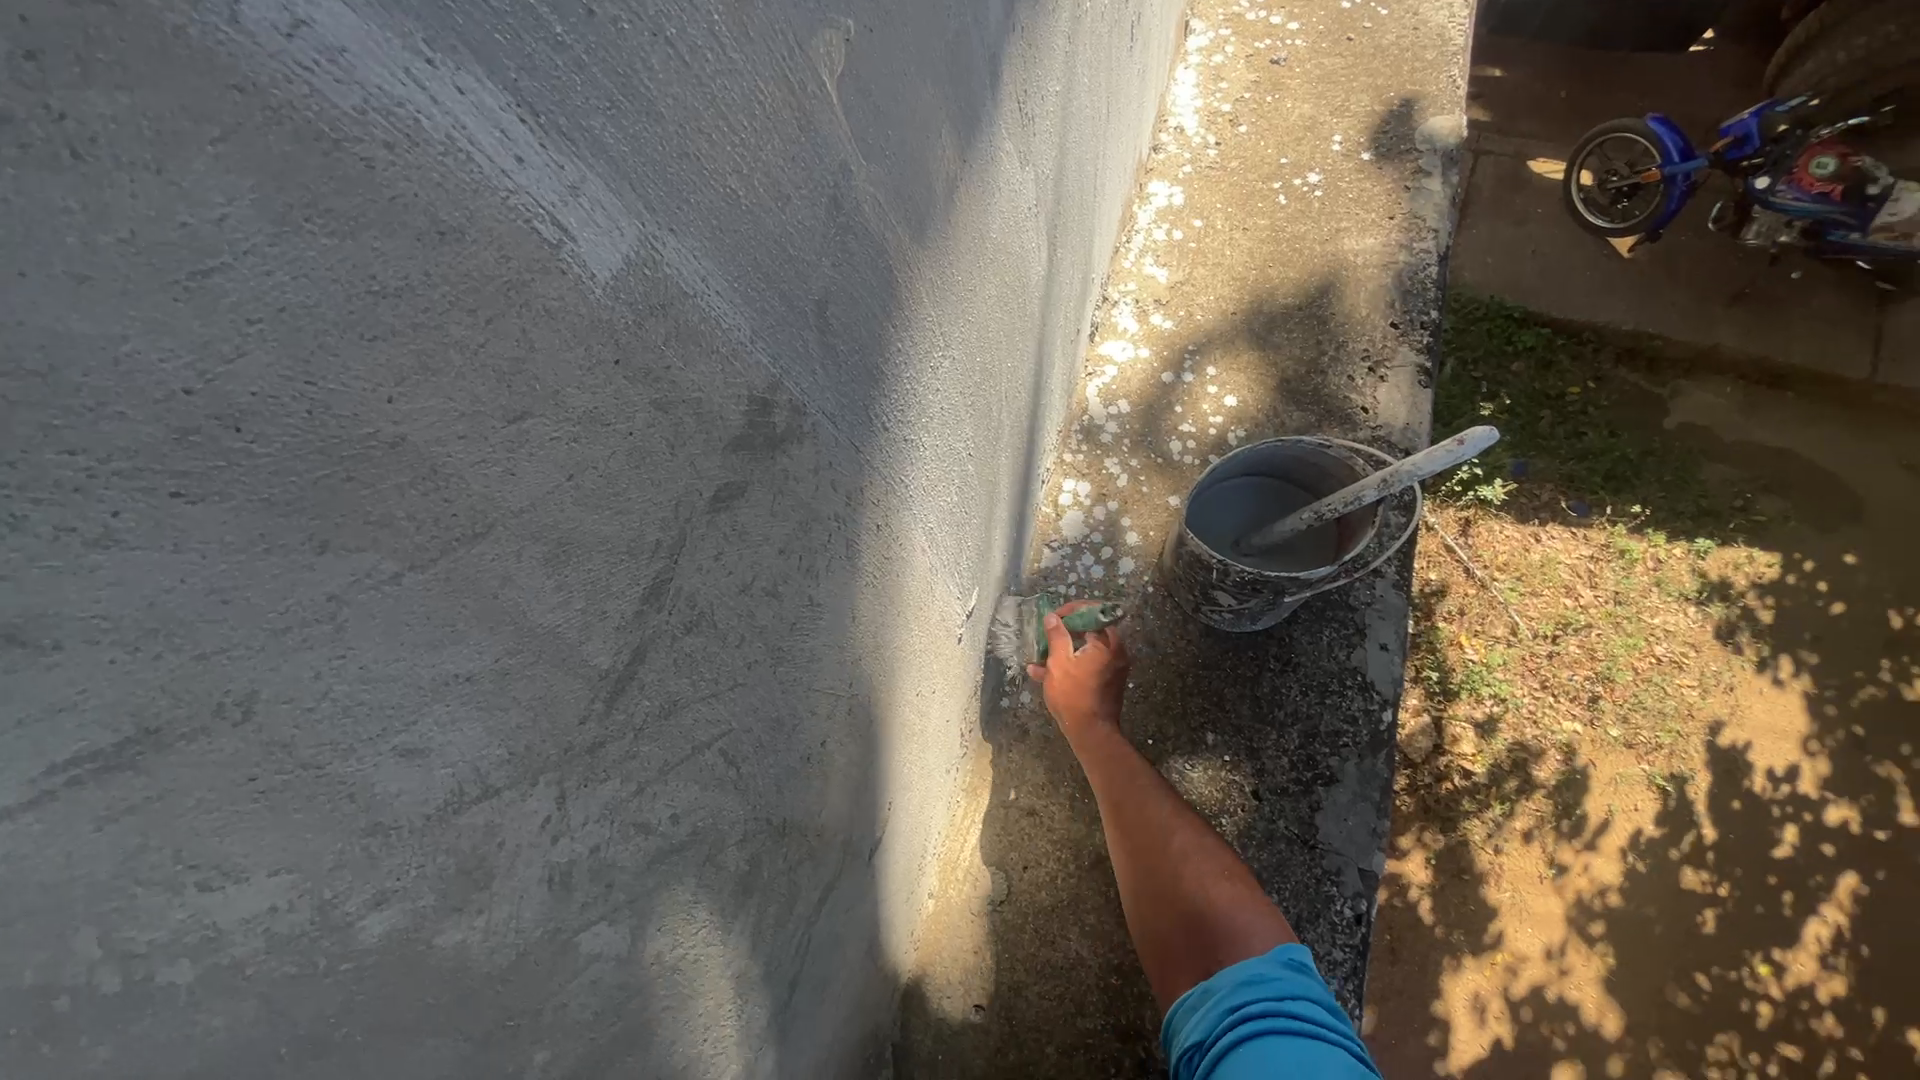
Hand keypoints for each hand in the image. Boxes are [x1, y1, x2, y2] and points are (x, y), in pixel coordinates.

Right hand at [1026, 601, 1130, 743]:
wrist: (1091, 733)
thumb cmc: (1074, 694)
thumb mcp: (1058, 663)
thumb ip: (1056, 636)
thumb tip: (1052, 617)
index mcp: (1108, 644)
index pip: (1094, 613)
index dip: (1073, 611)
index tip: (1055, 616)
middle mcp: (1116, 653)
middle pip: (1093, 630)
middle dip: (1068, 630)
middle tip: (1049, 631)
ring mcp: (1113, 669)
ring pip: (1088, 649)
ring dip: (1065, 648)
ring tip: (1042, 652)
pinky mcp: (1106, 683)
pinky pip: (1088, 665)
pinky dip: (1071, 664)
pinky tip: (1041, 672)